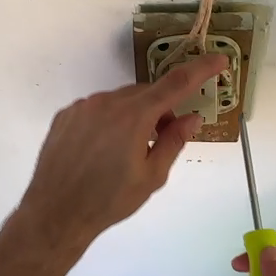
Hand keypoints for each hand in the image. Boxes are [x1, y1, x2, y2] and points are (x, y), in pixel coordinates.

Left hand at [15, 54, 224, 251]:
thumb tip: (192, 118)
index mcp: (134, 117)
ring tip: (126, 153)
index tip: (219, 61)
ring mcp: (83, 107)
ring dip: (133, 117)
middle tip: (161, 141)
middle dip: (160, 111)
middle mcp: (107, 103)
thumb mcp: (151, 176)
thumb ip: (174, 142)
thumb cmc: (108, 200)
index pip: (176, 84)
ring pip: (120, 101)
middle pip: (146, 94)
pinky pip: (97, 109)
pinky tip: (103, 151)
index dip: (201, 70)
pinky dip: (109, 121)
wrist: (56, 213)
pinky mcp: (65, 116)